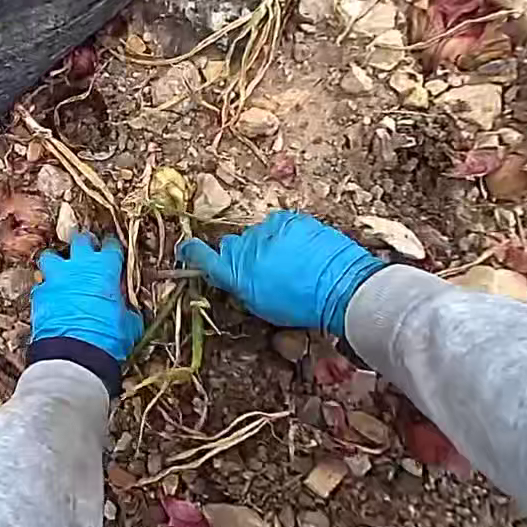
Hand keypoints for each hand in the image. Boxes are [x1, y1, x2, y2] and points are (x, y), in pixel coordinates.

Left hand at [32, 233, 143, 361]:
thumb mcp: (129, 324)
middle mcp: (79, 267)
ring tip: (61, 272)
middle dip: (85, 244)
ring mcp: (56, 279)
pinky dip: (46, 291)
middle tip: (88, 252)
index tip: (114, 253)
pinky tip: (51, 300)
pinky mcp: (39, 295)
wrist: (74, 356)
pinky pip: (40, 286)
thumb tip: (127, 311)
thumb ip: (127, 309)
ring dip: (56, 262)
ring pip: (51, 256)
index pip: (111, 246)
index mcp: (105, 269)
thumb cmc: (106, 338)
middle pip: (80, 240)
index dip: (113, 248)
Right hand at [177, 211, 385, 335]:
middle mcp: (245, 249)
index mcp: (236, 274)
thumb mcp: (263, 307)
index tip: (187, 249)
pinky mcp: (288, 219)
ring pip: (256, 234)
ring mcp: (267, 231)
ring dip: (265, 243)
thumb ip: (243, 288)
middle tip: (260, 267)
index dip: (192, 252)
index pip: (202, 256)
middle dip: (241, 254)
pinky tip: (299, 247)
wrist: (339, 286)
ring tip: (288, 258)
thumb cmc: (302, 306)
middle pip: (231, 244)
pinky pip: (278, 224)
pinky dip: (284, 233)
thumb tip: (235, 278)